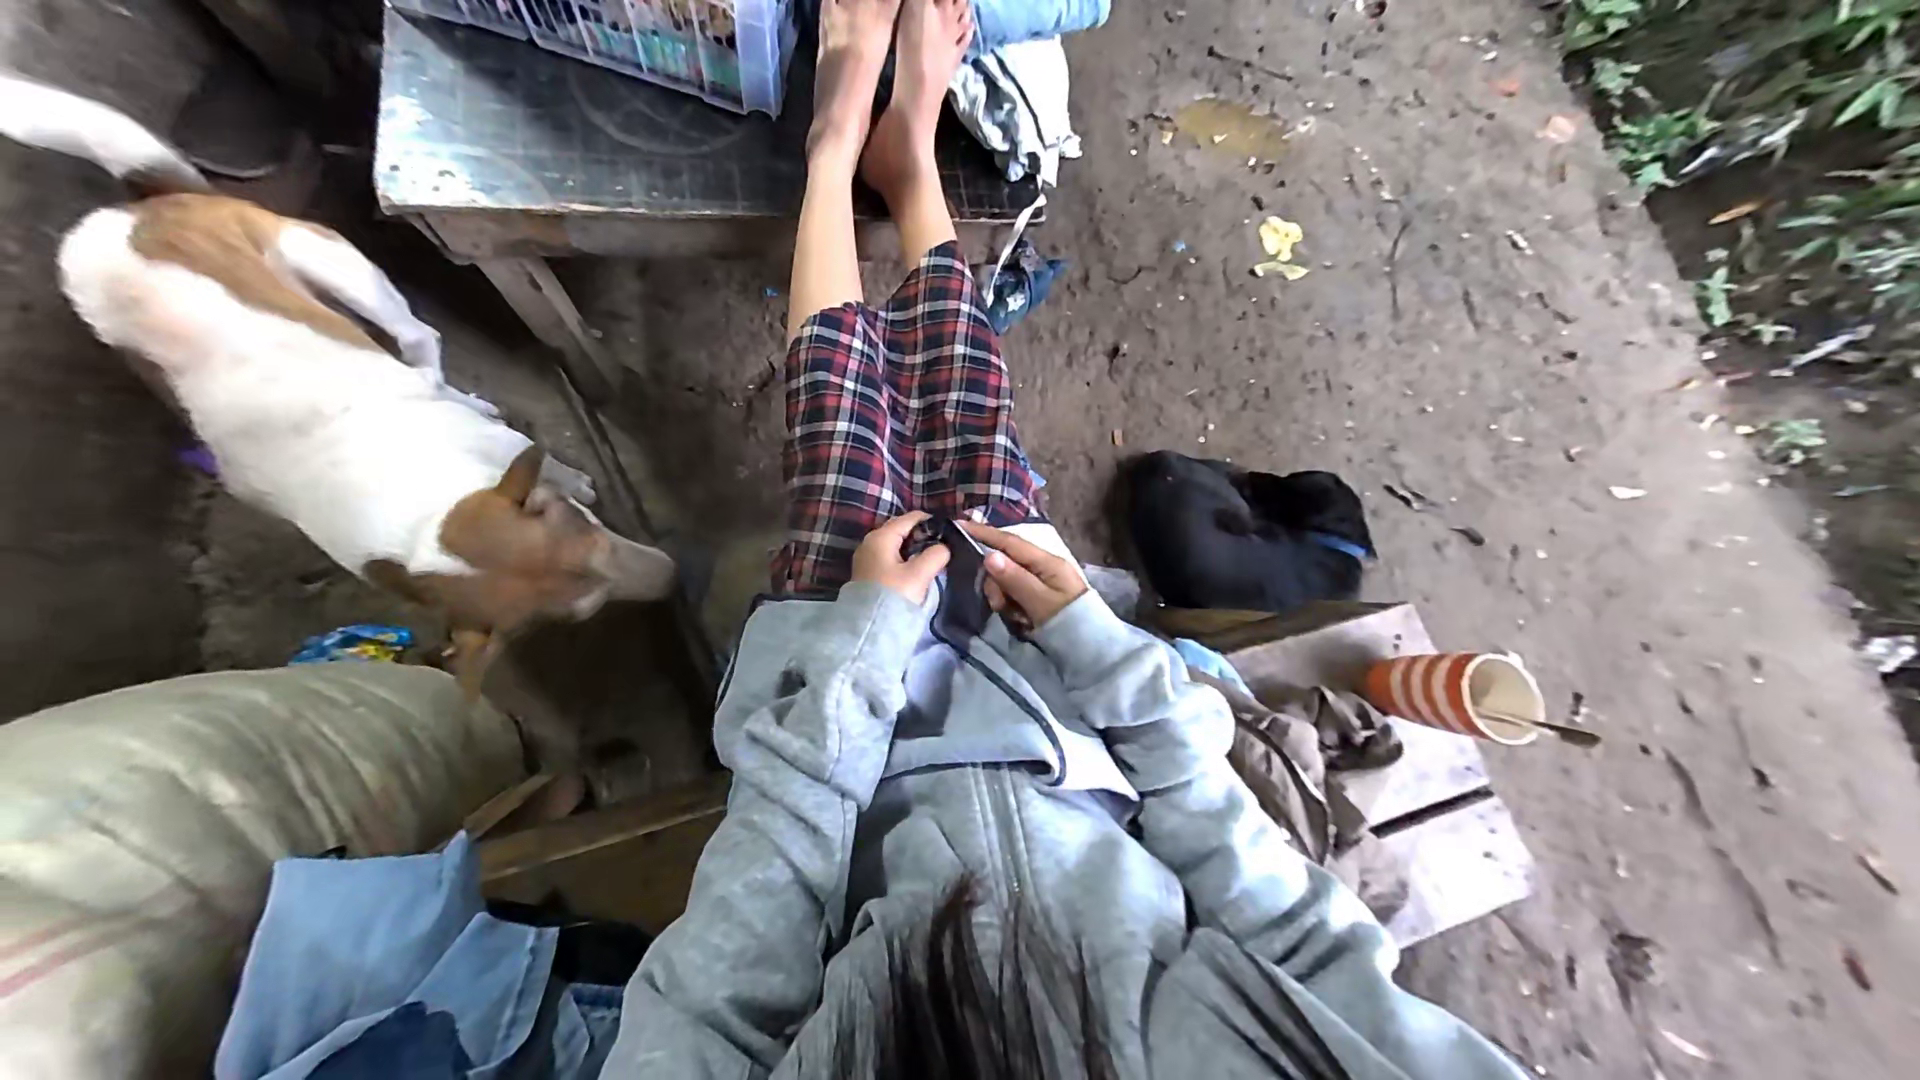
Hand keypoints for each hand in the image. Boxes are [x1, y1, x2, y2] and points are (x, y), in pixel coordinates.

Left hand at [850, 512, 950, 604]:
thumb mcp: (919, 574)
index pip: (911, 518)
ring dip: (914, 549)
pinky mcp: (867, 572)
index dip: (931, 522)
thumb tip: (944, 548)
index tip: (949, 533)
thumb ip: (936, 555)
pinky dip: (904, 558)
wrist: (868, 627)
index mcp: (881, 536)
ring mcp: (866, 557)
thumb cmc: (894, 595)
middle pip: (902, 529)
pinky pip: (890, 556)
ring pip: (896, 544)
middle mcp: (870, 542)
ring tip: (933, 559)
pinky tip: (916, 569)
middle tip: (942, 547)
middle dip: (922, 535)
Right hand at [959, 522, 1087, 631]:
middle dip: (996, 582)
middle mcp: (1043, 567)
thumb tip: (989, 555)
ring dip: (1004, 598)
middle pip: (1005, 563)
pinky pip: (1015, 595)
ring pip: (1007, 581)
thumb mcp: (1040, 601)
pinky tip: (1023, 620)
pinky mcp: (1039, 597)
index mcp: (1047, 562)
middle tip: (999, 605)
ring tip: (1016, 617)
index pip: (1010, 542)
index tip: (960, 525)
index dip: (985, 533)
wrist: (1092, 651)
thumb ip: (1015, 578)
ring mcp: (1041, 582)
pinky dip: (1013, 607)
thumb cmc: (1069, 623)